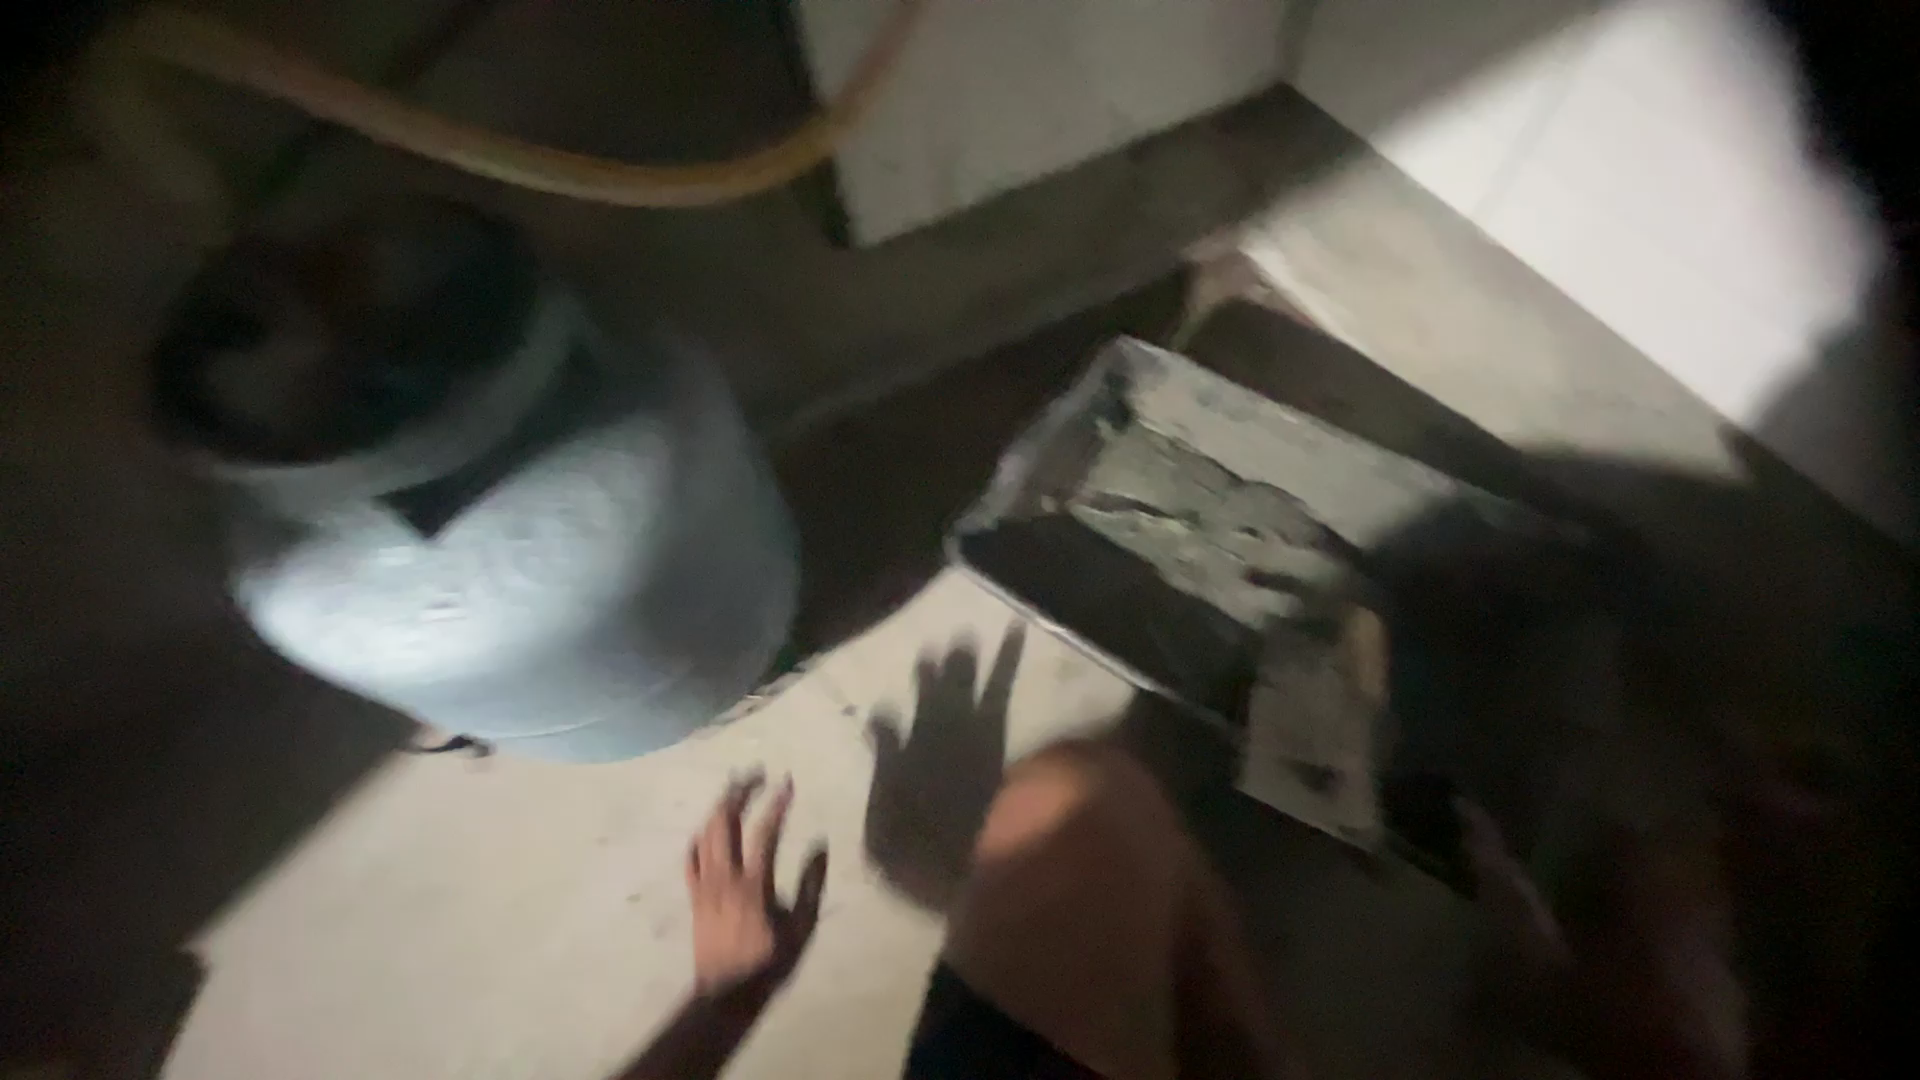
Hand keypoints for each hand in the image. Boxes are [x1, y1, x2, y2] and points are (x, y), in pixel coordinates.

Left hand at [685, 771, 827, 996]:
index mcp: (753, 884)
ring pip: (705, 834)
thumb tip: (820, 846)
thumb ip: (811, 884)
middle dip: (739, 792)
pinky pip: (690, 858)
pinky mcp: (693, 897)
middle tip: (756, 774)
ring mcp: (704, 886)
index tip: (788, 782)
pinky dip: (699, 837)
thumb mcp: (802, 928)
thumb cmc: (769, 962)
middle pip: (724, 822)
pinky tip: (707, 827)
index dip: (776, 803)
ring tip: (734, 788)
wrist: (726, 996)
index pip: (764, 831)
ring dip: (719, 806)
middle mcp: (724, 878)